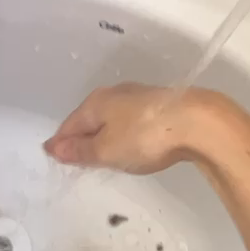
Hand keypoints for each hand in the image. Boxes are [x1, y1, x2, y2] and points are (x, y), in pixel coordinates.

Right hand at [43, 84, 249, 173]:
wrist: (198, 123)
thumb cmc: (145, 137)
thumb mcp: (106, 150)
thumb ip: (80, 151)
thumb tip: (53, 147)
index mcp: (96, 103)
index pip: (69, 125)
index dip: (60, 142)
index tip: (51, 155)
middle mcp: (115, 94)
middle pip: (89, 118)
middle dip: (80, 136)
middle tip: (72, 156)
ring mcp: (139, 97)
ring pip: (111, 118)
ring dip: (102, 134)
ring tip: (99, 152)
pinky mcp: (160, 106)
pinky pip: (129, 120)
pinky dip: (121, 132)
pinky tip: (127, 142)